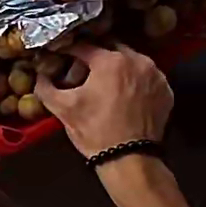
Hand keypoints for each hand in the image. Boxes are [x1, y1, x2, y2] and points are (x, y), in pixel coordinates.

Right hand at [36, 42, 172, 157]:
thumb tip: (39, 76)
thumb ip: (46, 87)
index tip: (61, 59)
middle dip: (95, 58)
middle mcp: (138, 60)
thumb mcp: (63, 109)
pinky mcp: (166, 90)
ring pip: (130, 62)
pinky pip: (145, 77)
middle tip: (83, 74)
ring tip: (104, 86)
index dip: (68, 52)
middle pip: (110, 49)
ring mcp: (156, 75)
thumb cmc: (94, 130)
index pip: (83, 47)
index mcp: (111, 61)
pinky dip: (134, 82)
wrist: (130, 159)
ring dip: (116, 69)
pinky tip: (123, 96)